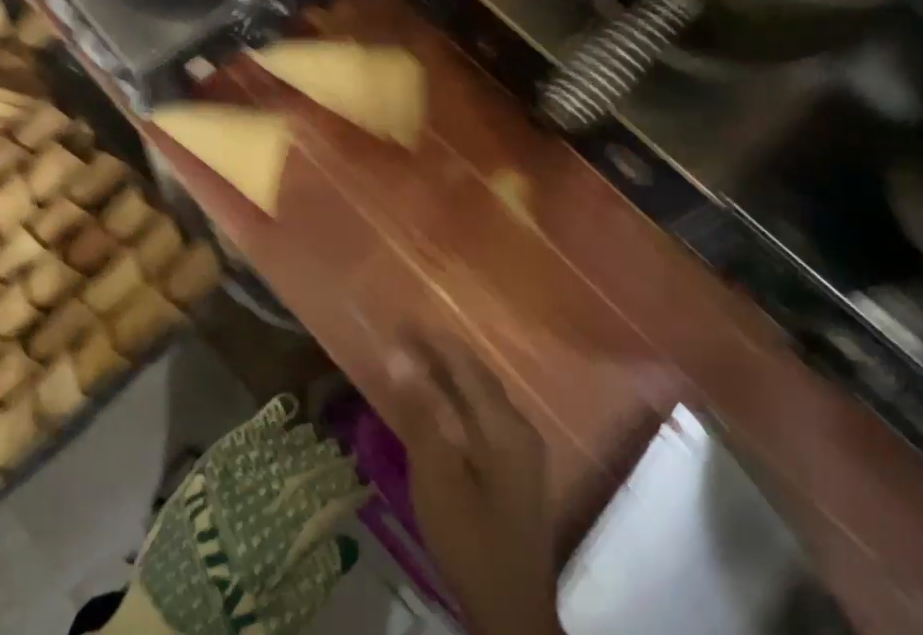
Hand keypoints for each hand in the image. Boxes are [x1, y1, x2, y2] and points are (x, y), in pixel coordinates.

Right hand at [390, 330, 563, 634]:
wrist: (511, 604)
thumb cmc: (470, 537)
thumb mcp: (437, 475)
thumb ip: (421, 414)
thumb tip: (400, 358)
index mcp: (505, 427)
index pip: (467, 367)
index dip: (434, 340)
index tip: (402, 317)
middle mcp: (521, 430)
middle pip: (479, 379)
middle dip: (442, 353)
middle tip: (404, 333)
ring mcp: (522, 452)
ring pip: (482, 398)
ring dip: (450, 375)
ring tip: (416, 359)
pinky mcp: (515, 471)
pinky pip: (483, 417)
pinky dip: (458, 400)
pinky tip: (439, 405)